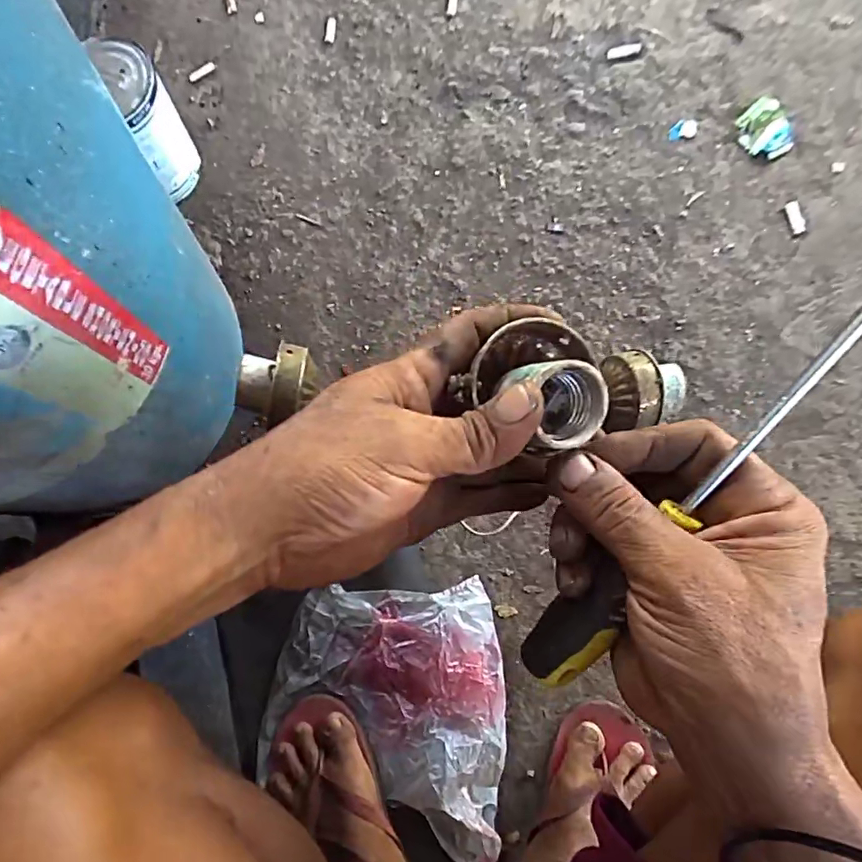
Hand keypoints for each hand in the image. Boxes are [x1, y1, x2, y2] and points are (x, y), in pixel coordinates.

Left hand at [209, 304, 553, 590]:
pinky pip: (475, 495)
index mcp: (408, 381)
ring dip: (529, 452)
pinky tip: (549, 490)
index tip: (564, 333)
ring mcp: (425, 465)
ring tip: (583, 450)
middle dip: (534, 400)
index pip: (468, 338)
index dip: (514, 328)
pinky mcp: (424, 508)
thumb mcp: (400, 443)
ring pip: (487, 452)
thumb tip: (534, 403)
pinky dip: (508, 493)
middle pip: (487, 399)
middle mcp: (422, 417)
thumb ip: (469, 432)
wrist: (270, 533)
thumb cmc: (325, 470)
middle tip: (591, 408)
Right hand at [545, 421, 833, 811]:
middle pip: (644, 480)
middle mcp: (719, 524)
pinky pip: (599, 551)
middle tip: (563, 517)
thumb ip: (619, 513)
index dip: (640, 445)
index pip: (698, 448)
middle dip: (598, 500)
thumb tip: (568, 463)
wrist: (725, 741)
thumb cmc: (728, 656)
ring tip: (570, 563)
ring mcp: (676, 556)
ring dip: (581, 534)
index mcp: (760, 509)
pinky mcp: (640, 583)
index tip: (584, 458)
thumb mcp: (677, 576)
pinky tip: (575, 586)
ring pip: (611, 516)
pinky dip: (580, 563)